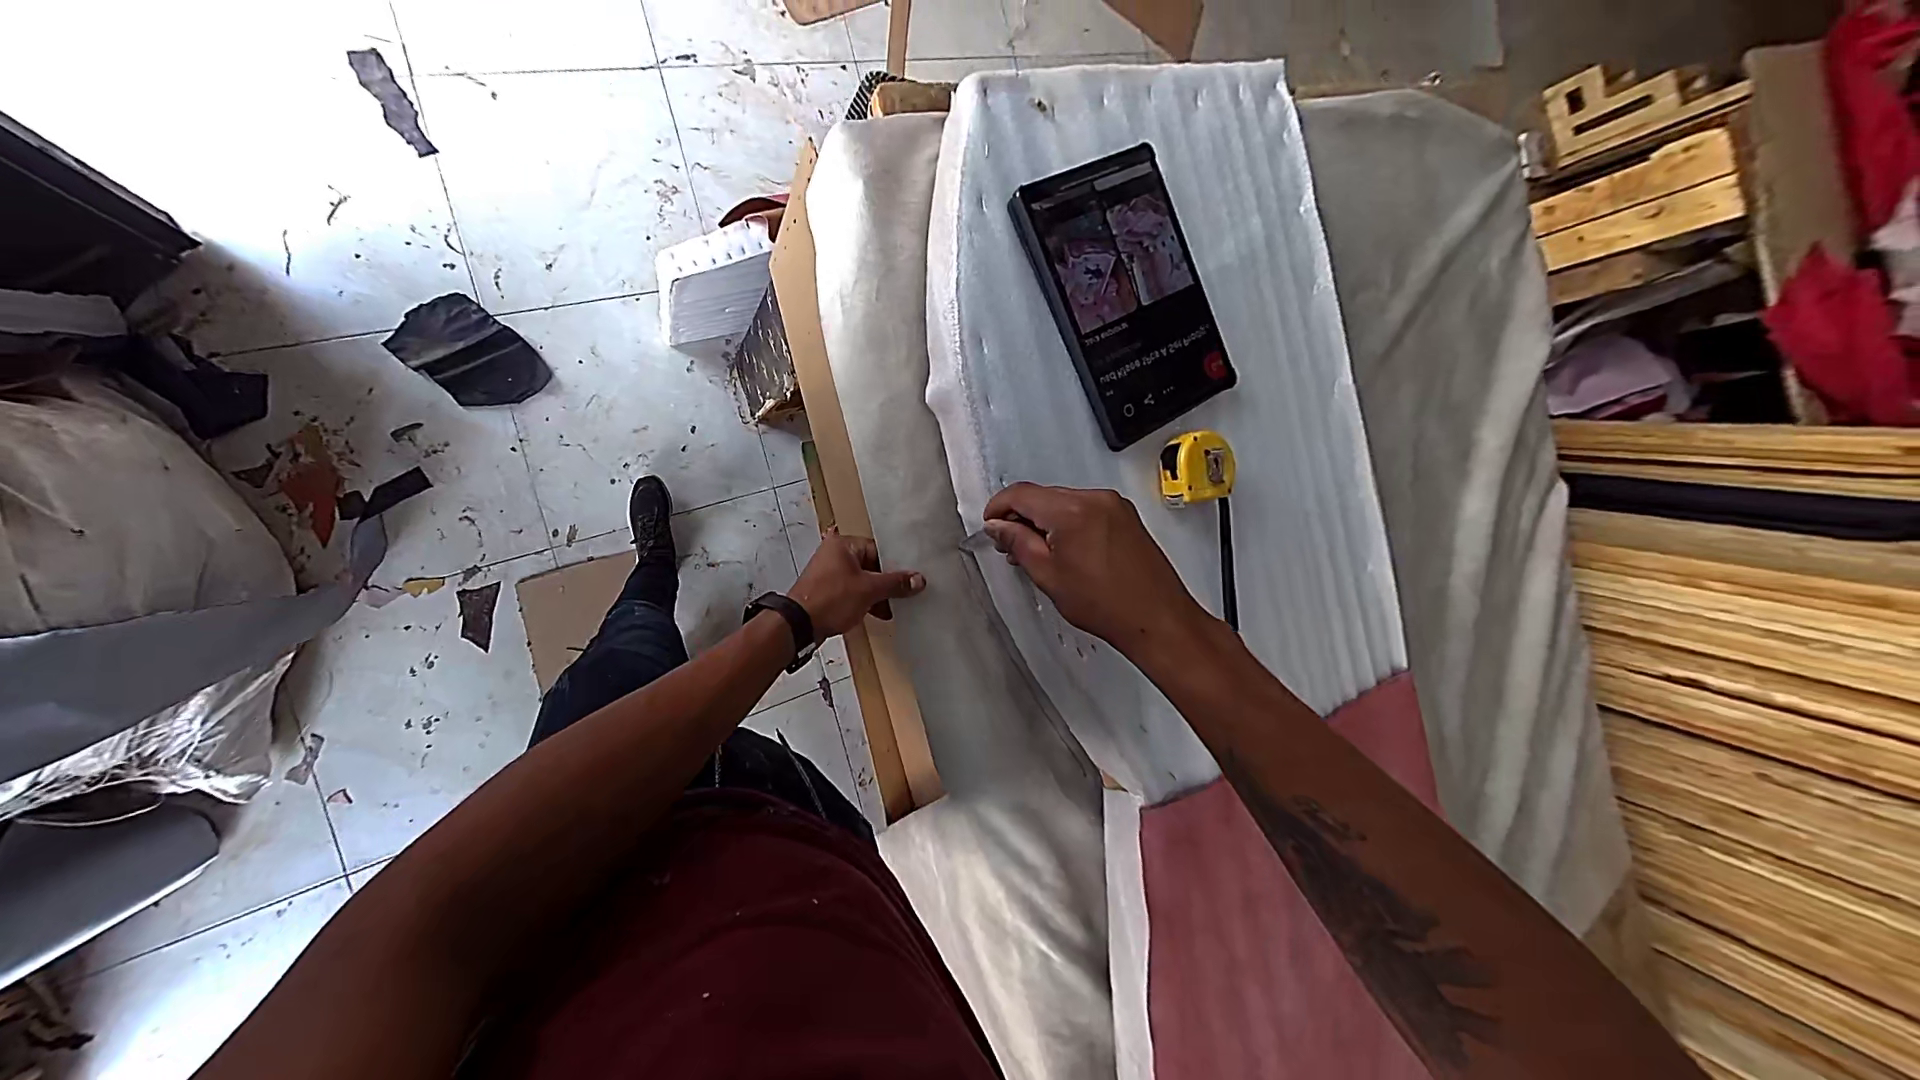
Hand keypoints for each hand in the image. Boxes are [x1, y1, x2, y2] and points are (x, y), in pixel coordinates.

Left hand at [789, 528, 925, 638]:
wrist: (799, 625)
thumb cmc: (829, 600)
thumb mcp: (869, 590)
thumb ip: (895, 583)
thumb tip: (917, 579)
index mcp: (842, 545)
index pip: (877, 549)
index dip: (894, 565)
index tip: (908, 578)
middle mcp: (834, 555)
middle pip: (870, 565)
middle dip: (886, 582)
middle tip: (902, 593)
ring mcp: (828, 574)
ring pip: (861, 581)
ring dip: (876, 594)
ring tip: (892, 606)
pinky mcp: (827, 592)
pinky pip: (852, 592)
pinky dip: (864, 601)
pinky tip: (878, 613)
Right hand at [983, 483, 1211, 655]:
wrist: (1156, 618)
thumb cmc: (1111, 605)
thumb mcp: (1048, 576)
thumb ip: (1018, 544)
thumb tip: (1000, 527)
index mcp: (1072, 511)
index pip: (1021, 494)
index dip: (999, 508)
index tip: (992, 523)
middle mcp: (1095, 499)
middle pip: (1043, 495)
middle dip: (1022, 517)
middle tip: (1011, 545)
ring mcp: (1113, 505)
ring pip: (1063, 501)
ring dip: (1045, 521)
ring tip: (1040, 554)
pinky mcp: (1125, 515)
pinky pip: (1085, 508)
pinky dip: (1068, 523)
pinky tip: (1065, 551)